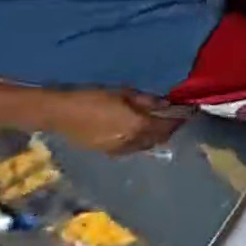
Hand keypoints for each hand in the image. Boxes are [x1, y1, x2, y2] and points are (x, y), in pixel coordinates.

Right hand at [36, 88, 191, 154]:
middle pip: (159, 138)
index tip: (186, 112)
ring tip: (155, 125)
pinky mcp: (106, 152)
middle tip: (172, 119)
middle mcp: (134, 142)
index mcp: (140, 126)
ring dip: (154, 136)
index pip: (167, 126)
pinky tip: (135, 133)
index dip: (178, 119)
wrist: (58, 113)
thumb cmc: (92, 98)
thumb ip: (148, 101)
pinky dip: (139, 141)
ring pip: (145, 145)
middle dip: (168, 129)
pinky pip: (131, 148)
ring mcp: (119, 149)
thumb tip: (167, 105)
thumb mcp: (123, 94)